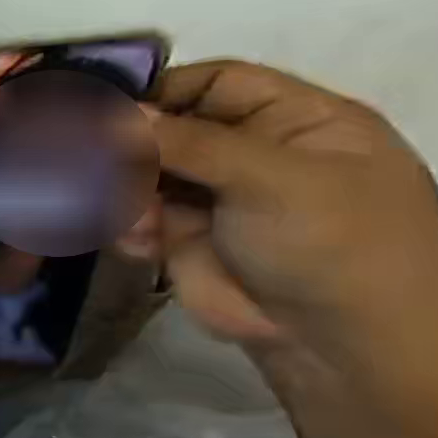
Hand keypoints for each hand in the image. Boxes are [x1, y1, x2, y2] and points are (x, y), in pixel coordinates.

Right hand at [119, 60, 437, 365]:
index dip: (165, 90)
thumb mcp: (274, 180)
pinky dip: (128, 226)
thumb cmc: (337, 246)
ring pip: (145, 173)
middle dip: (133, 145)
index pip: (216, 83)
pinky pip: (138, 216)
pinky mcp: (184, 241)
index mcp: (295, 122)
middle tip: (89, 158)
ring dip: (126, 190)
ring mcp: (215, 199)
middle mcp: (250, 154)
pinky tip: (138, 243)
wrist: (348, 355)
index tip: (109, 106)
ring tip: (131, 218)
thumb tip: (116, 112)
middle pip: (171, 128)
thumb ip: (190, 142)